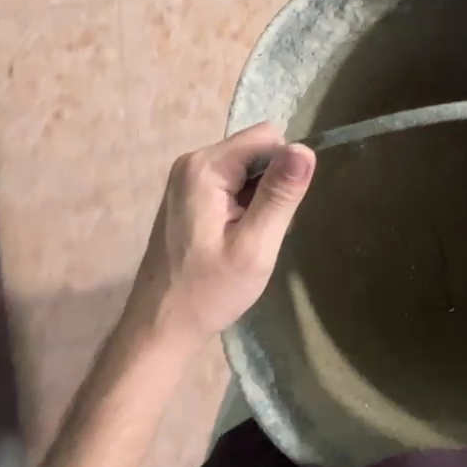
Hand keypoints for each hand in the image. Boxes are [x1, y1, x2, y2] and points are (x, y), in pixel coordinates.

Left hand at [122, 123, 316, 349]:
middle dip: (271, 185)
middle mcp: (193, 161)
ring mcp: (187, 177)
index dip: (284, 172)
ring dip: (258, 197)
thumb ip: (280, 195)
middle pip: (256, 150)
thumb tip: (305, 149)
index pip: (268, 138)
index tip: (275, 213)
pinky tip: (235, 237)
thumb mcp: (254, 247)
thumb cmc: (208, 291)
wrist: (160, 328)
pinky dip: (243, 204)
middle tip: (261, 231)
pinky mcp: (188, 193)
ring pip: (247, 167)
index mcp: (206, 167)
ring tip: (247, 237)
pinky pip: (232, 181)